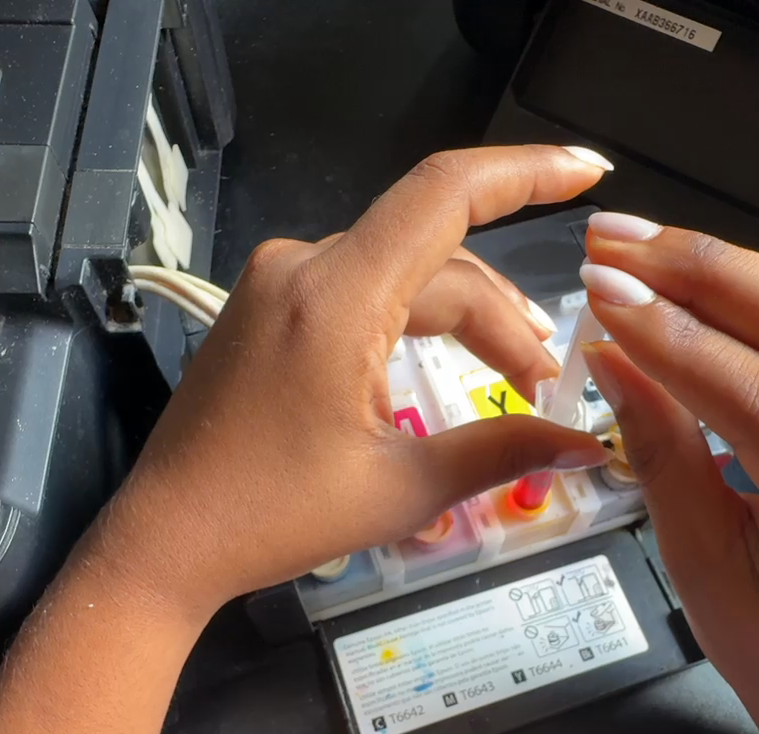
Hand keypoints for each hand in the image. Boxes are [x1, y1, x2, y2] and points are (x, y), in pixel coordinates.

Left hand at [84, 146, 614, 618]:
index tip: (588, 172)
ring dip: (460, 317)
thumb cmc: (276, 518)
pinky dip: (408, 322)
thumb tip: (585, 446)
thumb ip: (501, 451)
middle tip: (544, 380)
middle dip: (500, 315)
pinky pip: (358, 293)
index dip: (526, 173)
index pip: (445, 196)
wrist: (169, 537)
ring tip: (513, 371)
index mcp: (336, 300)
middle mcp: (302, 267)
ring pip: (397, 275)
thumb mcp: (402, 488)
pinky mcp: (265, 308)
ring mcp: (277, 283)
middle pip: (434, 259)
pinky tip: (437, 364)